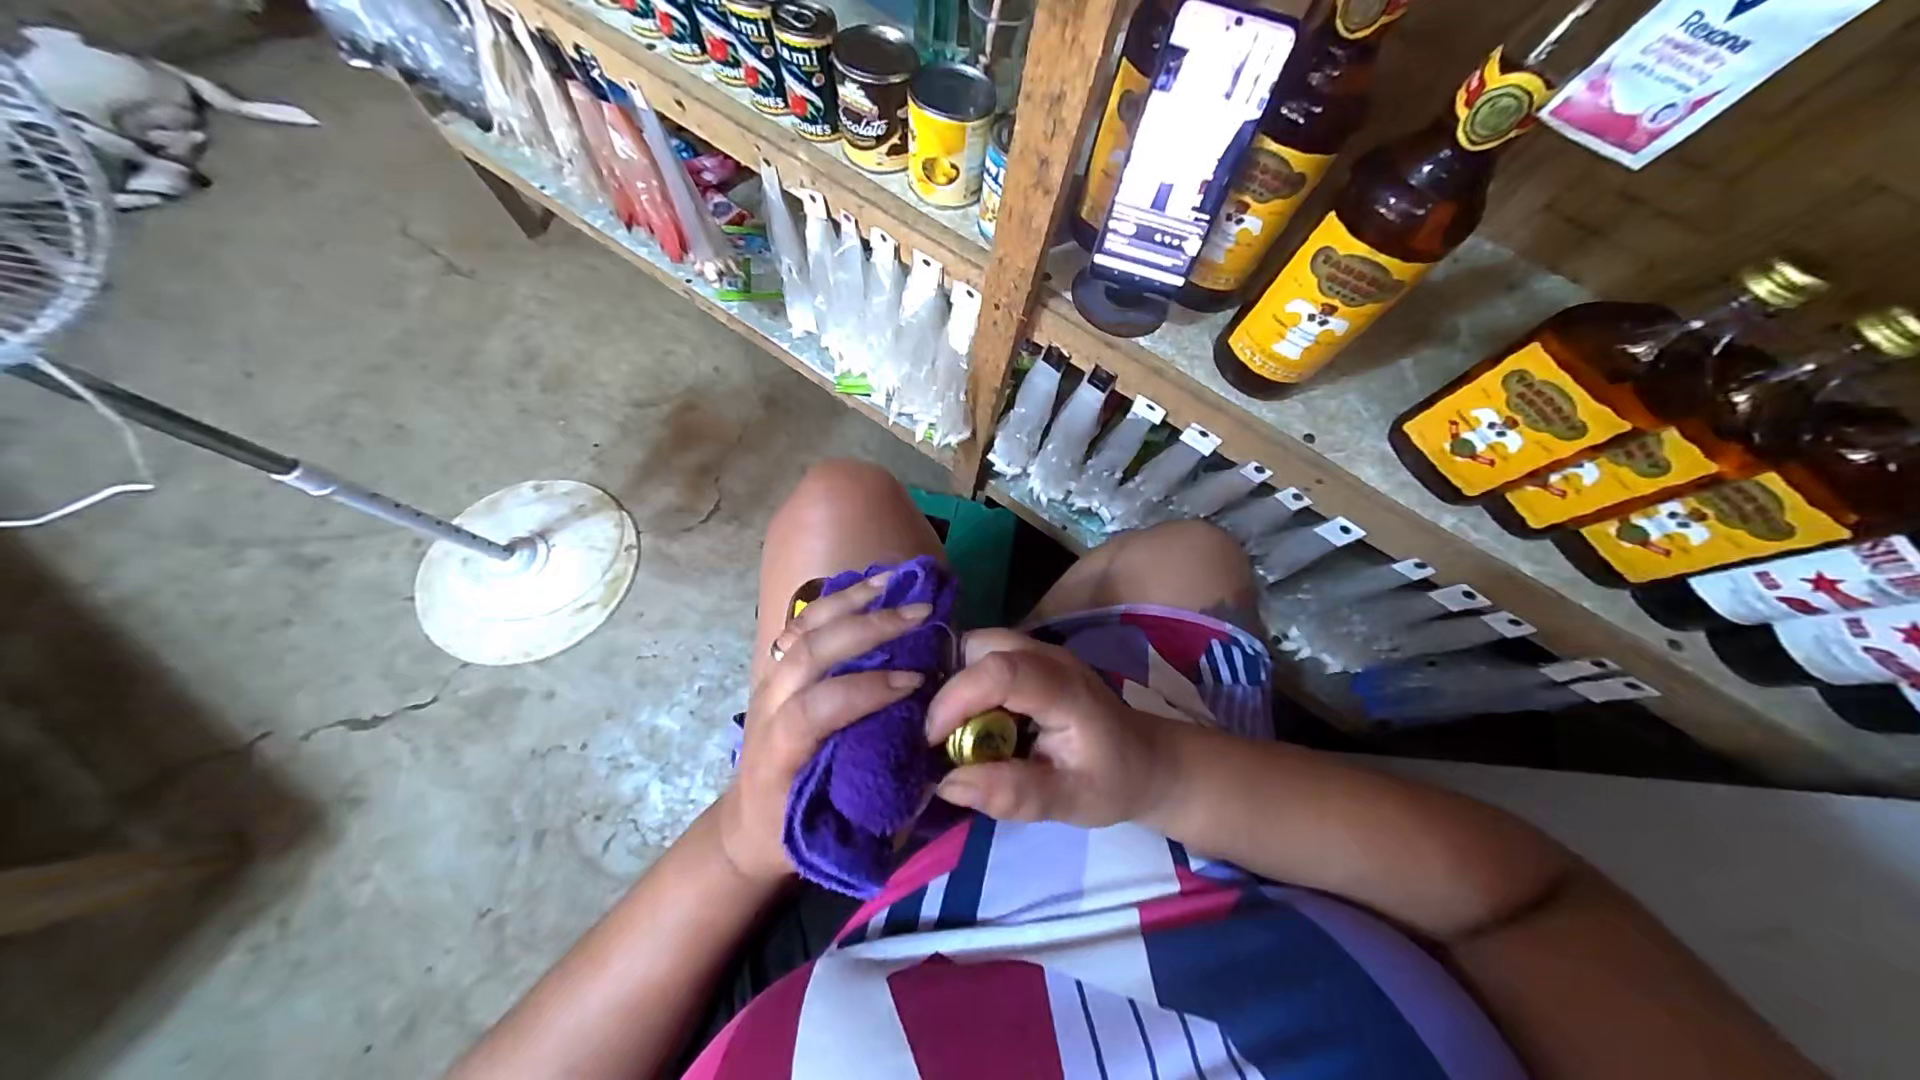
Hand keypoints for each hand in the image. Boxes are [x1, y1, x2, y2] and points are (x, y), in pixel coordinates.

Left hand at [720, 571, 930, 884]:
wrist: (747, 821)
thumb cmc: (794, 829)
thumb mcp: (835, 830)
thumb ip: (878, 796)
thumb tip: (934, 760)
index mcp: (778, 753)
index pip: (813, 709)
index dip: (862, 691)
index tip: (913, 683)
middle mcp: (767, 708)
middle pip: (810, 652)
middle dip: (867, 630)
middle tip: (919, 617)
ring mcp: (769, 681)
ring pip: (805, 628)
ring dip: (854, 603)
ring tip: (897, 584)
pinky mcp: (777, 667)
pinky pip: (804, 622)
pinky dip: (839, 599)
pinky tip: (872, 584)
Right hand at [924, 629, 1170, 827]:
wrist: (1145, 758)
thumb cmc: (1112, 781)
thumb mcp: (1071, 802)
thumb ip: (1015, 794)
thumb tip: (947, 784)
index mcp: (1065, 689)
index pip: (1002, 672)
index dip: (957, 699)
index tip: (931, 742)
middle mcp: (1048, 656)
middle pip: (980, 647)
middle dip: (946, 687)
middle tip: (934, 736)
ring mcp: (1038, 651)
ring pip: (976, 646)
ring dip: (951, 682)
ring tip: (946, 729)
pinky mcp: (1028, 657)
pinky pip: (981, 655)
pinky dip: (961, 681)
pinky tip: (962, 719)